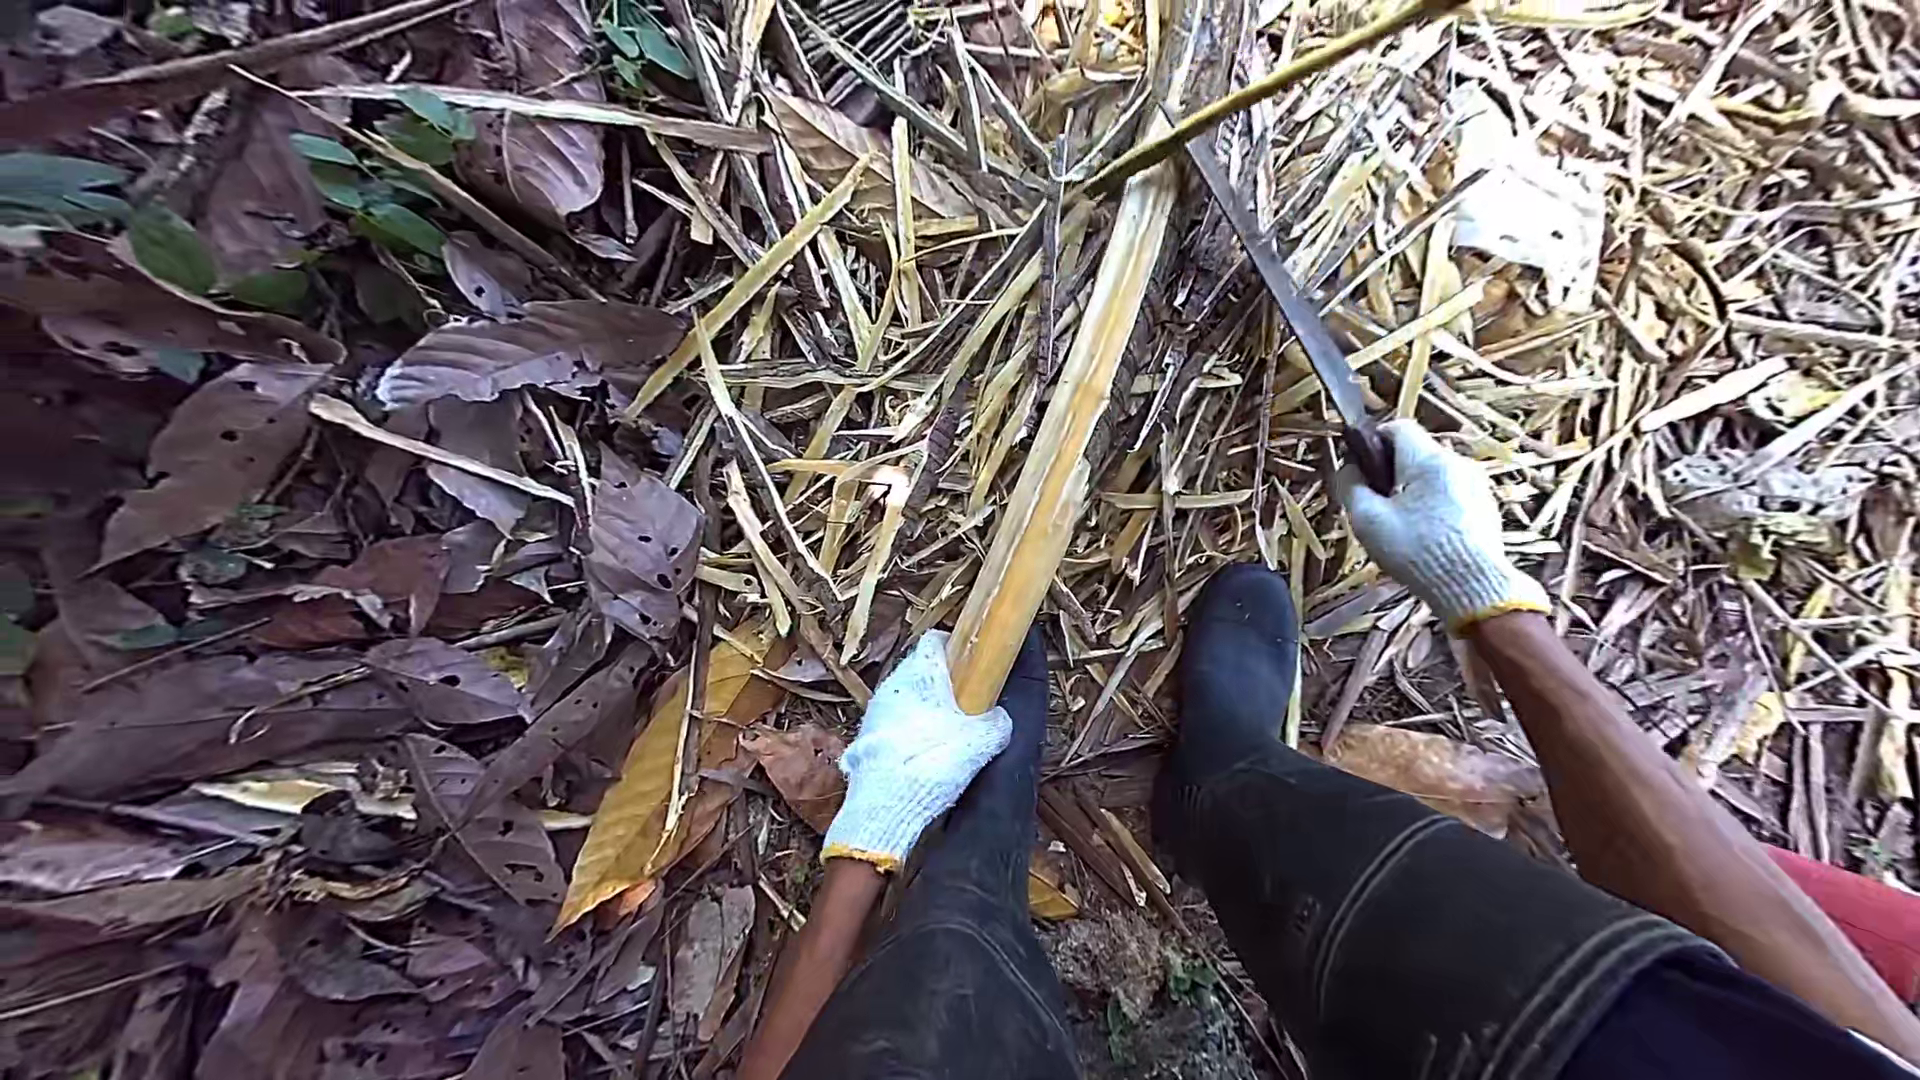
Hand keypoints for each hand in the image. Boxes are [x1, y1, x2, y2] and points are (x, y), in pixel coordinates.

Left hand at [822, 630, 1011, 870]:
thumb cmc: (935, 761)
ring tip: (946, 732)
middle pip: (921, 667)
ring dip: (924, 706)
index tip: (971, 661)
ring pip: (906, 695)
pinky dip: (909, 729)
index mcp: (920, 671)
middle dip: (942, 680)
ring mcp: (875, 708)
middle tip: (966, 701)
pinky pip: (893, 721)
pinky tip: (924, 755)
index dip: (956, 646)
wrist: (885, 806)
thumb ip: (997, 721)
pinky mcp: (866, 735)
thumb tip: (1002, 716)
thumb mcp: (982, 740)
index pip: (936, 639)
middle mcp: (893, 682)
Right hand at [1335, 419, 1548, 631]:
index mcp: (1429, 461)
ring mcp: (1476, 486)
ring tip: (1396, 524)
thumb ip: (1351, 486)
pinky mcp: (1484, 508)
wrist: (1472, 588)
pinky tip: (1420, 534)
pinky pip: (1447, 494)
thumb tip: (1349, 469)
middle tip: (1372, 503)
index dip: (1372, 440)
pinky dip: (1429, 505)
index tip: (1359, 466)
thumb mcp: (1367, 519)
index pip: (1398, 427)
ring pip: (1430, 475)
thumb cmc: (1415, 550)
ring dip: (1408, 490)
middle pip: (1414, 453)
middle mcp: (1458, 465)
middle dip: (1388, 471)